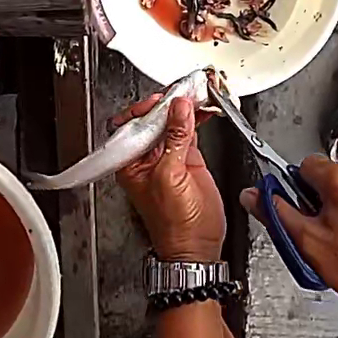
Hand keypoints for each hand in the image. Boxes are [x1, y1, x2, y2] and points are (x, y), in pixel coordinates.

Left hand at [114, 95, 224, 262]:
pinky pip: (190, 131)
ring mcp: (168, 155)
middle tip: (184, 89)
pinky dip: (199, 117)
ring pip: (173, 121)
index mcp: (130, 160)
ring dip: (185, 106)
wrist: (196, 247)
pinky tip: (206, 108)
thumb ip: (176, 139)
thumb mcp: (171, 176)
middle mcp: (146, 155)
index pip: (132, 123)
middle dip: (168, 102)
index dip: (146, 108)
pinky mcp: (188, 158)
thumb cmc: (174, 225)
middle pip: (153, 119)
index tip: (163, 99)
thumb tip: (178, 109)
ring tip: (198, 92)